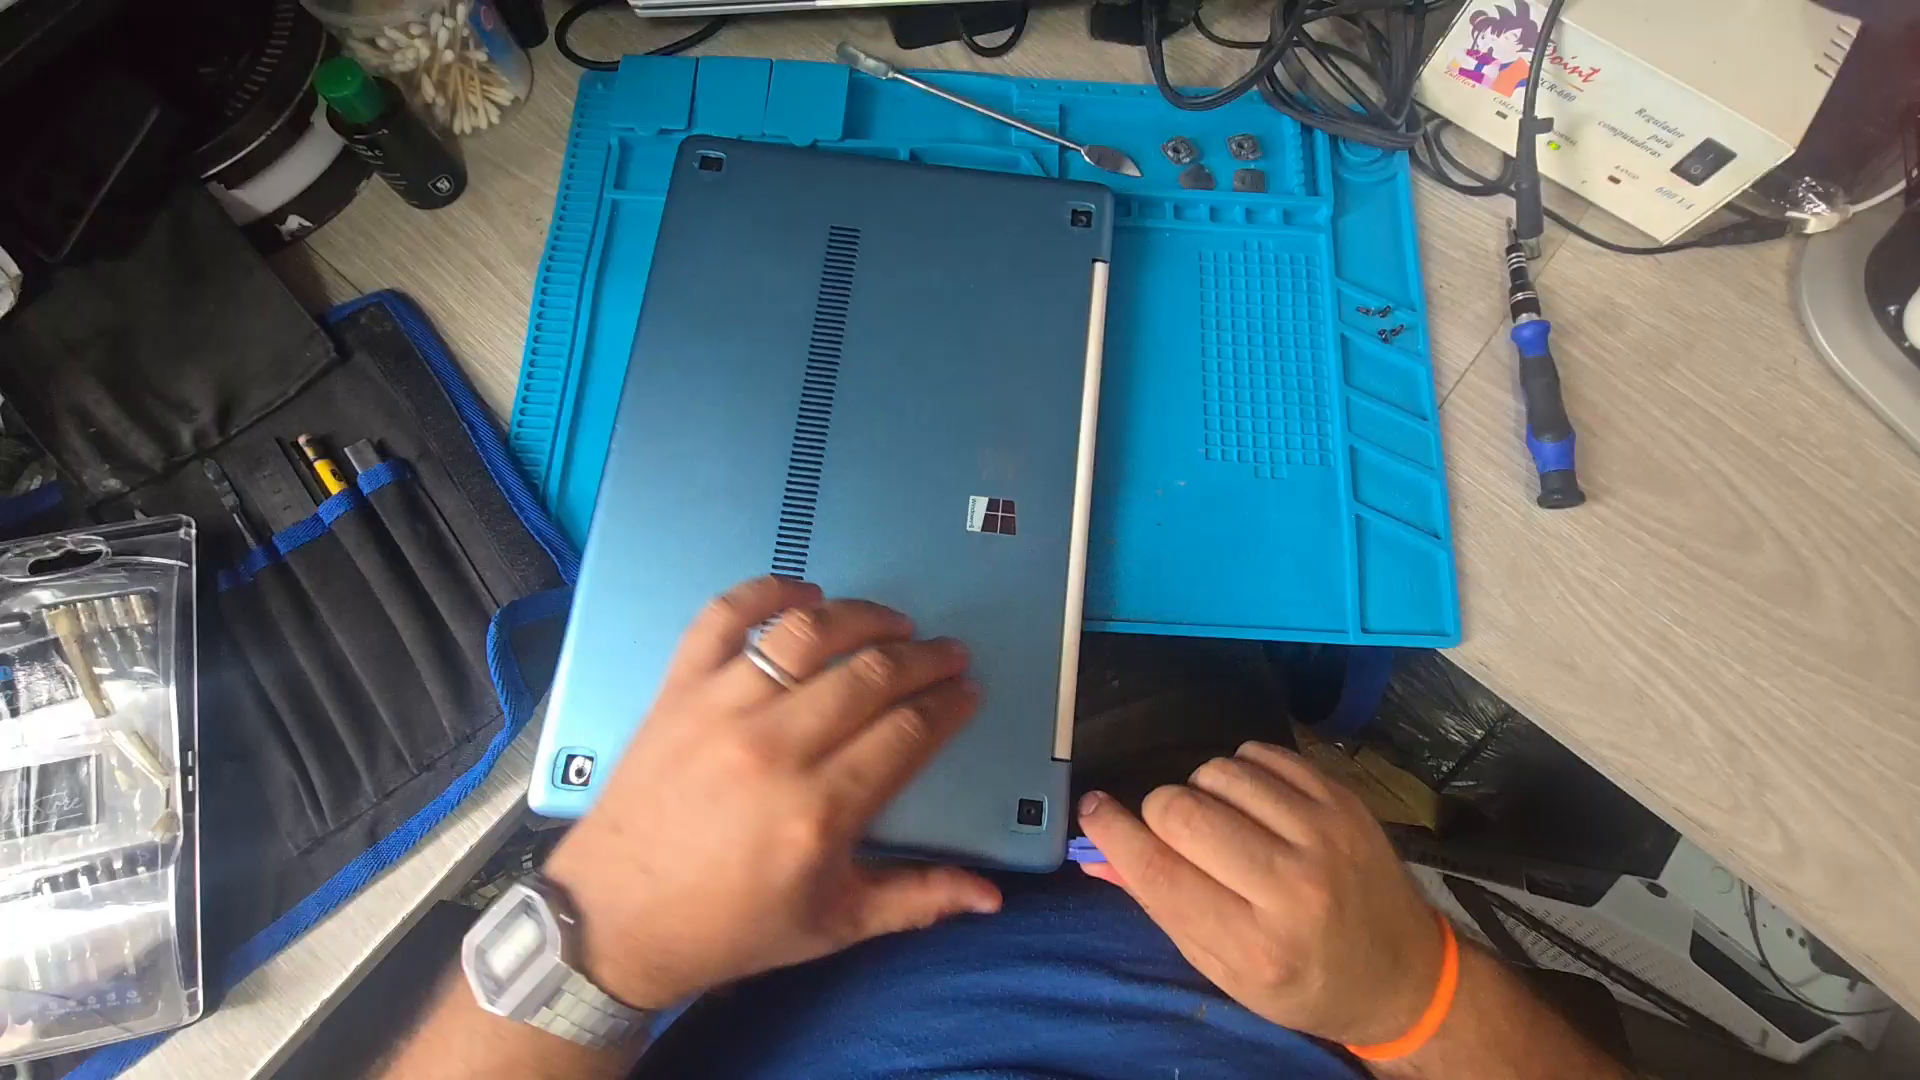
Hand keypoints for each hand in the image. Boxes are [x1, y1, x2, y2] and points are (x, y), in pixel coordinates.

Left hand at [543, 576, 1001, 1009]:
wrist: (612, 921)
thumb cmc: (730, 926)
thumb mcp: (832, 926)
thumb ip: (916, 900)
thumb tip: (992, 895)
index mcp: (819, 812)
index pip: (908, 732)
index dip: (950, 705)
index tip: (967, 692)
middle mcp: (775, 749)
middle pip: (872, 675)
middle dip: (926, 658)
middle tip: (948, 654)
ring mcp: (721, 709)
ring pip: (808, 635)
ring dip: (864, 616)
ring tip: (894, 622)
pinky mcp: (679, 689)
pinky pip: (723, 617)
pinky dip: (766, 592)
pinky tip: (805, 593)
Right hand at [1076, 741, 1443, 1047]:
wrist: (1402, 975)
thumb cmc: (1299, 980)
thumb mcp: (1221, 967)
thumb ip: (1156, 903)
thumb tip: (1095, 852)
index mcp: (1255, 946)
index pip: (1158, 870)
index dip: (1112, 832)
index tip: (1093, 809)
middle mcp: (1292, 888)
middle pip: (1180, 809)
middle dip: (1159, 813)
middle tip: (1175, 833)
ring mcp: (1324, 834)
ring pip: (1216, 772)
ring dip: (1202, 790)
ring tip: (1222, 821)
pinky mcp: (1341, 798)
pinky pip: (1258, 752)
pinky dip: (1240, 771)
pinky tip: (1253, 802)